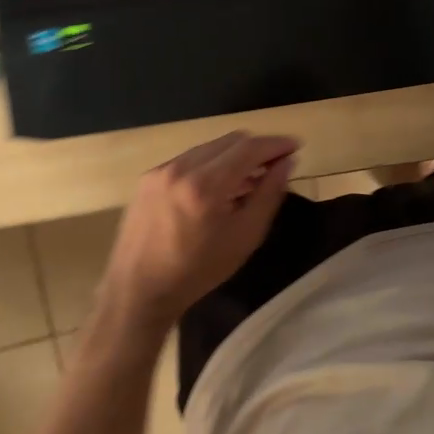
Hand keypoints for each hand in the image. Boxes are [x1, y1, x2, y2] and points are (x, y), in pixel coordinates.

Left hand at [97, 131, 300, 331]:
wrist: (137, 293)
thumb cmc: (197, 271)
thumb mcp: (245, 236)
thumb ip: (269, 194)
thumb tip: (287, 162)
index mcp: (205, 184)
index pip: (250, 147)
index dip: (277, 144)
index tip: (296, 147)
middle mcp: (181, 168)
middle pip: (231, 140)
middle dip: (258, 148)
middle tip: (277, 165)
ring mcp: (161, 171)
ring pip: (210, 147)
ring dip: (235, 156)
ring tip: (250, 178)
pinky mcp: (148, 179)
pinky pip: (190, 159)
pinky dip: (212, 165)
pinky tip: (220, 188)